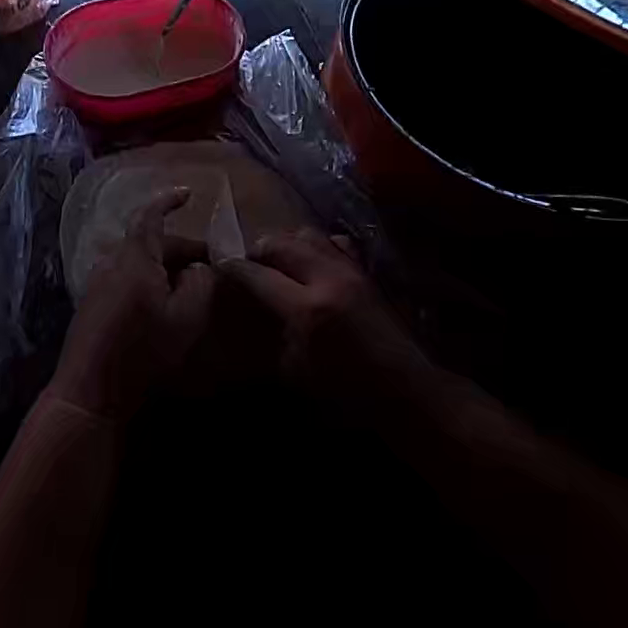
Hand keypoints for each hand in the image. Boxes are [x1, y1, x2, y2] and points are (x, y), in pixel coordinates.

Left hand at [46, 188, 214, 420]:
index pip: (150, 216)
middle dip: (181, 248)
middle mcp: (111, 262)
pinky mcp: (94, 303)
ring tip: (193, 286)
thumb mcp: (186, 317)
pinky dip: (149, 280)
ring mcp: (98, 282)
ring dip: (165, 267)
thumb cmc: (143, 349)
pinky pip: (126, 278)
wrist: (92, 387)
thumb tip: (197, 267)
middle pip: (149, 242)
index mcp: (134, 257)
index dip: (168, 201)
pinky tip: (165, 303)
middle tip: (212, 265)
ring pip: (138, 262)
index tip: (188, 194)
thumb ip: (199, 283)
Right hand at [217, 230, 425, 401]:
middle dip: (257, 250)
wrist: (407, 392)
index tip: (220, 268)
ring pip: (306, 234)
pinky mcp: (365, 274)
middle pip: (279, 243)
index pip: (256, 274)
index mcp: (306, 307)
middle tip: (247, 264)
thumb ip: (270, 331)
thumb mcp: (294, 369)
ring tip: (277, 260)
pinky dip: (317, 246)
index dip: (233, 269)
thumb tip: (251, 310)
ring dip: (285, 243)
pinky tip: (310, 262)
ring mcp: (350, 272)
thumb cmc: (346, 392)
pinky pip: (335, 243)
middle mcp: (327, 279)